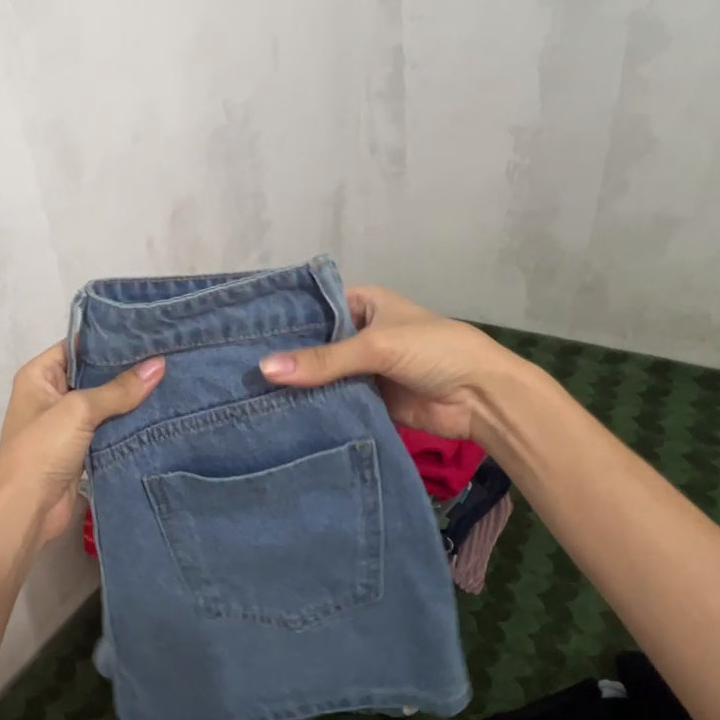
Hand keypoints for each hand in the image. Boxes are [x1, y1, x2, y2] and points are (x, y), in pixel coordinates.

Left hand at [0, 343, 164, 554]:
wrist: (26, 509)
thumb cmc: (42, 449)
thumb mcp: (79, 410)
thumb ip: (119, 389)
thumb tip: (159, 365)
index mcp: (39, 375)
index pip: (77, 345)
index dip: (110, 338)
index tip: (148, 331)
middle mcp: (51, 394)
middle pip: (93, 374)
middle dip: (127, 368)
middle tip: (168, 354)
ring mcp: (67, 423)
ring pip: (105, 402)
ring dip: (132, 397)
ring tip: (172, 378)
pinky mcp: (82, 449)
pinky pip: (110, 428)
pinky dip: (130, 422)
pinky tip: (161, 412)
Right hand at [256, 285, 519, 440]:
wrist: (481, 398)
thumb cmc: (434, 351)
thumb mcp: (376, 346)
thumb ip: (323, 360)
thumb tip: (264, 369)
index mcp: (365, 304)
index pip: (315, 307)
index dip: (284, 320)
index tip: (243, 335)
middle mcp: (360, 333)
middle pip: (315, 345)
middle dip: (286, 358)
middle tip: (238, 370)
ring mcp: (364, 369)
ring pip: (322, 376)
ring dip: (298, 386)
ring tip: (249, 395)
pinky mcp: (369, 400)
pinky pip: (335, 401)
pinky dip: (316, 408)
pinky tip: (280, 415)